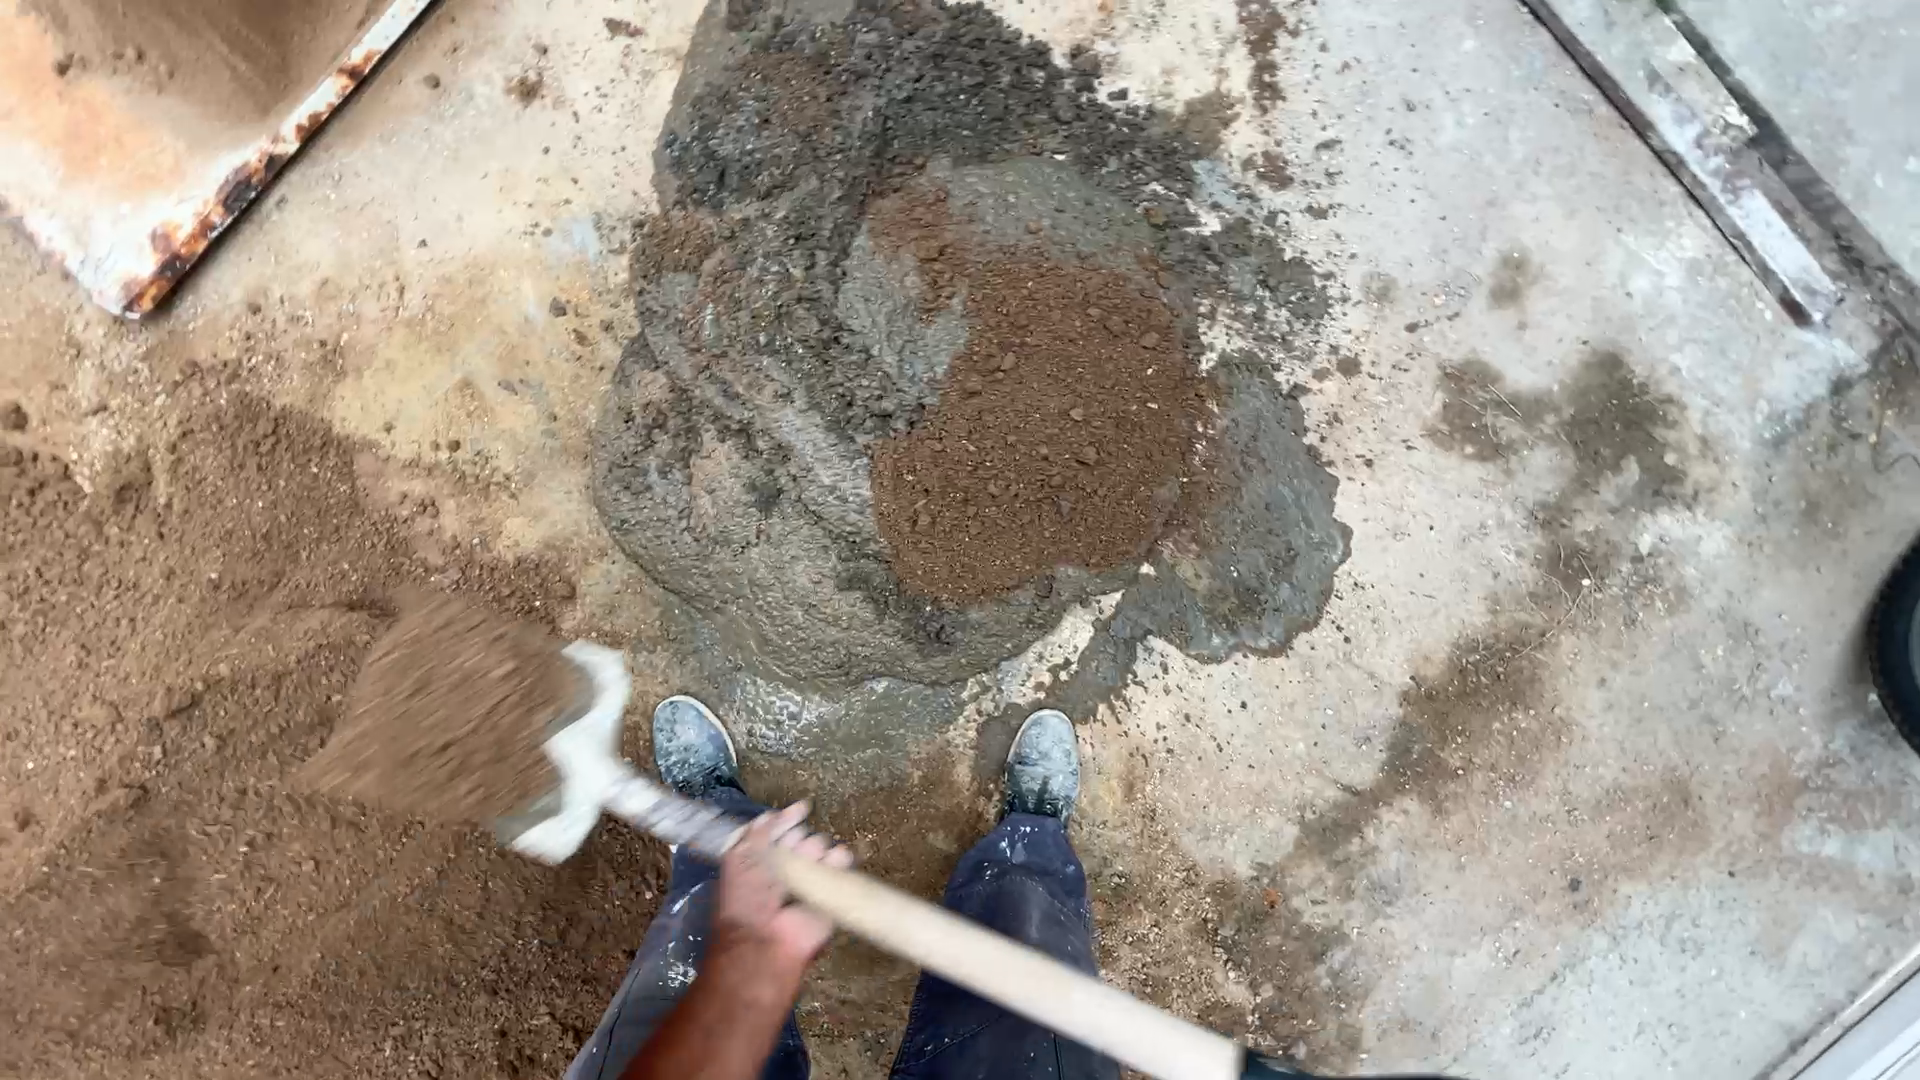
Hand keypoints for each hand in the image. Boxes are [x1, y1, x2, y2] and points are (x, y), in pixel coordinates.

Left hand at [709, 802, 854, 978]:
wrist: (763, 941)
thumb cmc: (744, 898)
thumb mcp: (739, 858)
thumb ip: (759, 832)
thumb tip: (779, 812)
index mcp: (764, 861)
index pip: (781, 831)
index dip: (786, 821)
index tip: (800, 812)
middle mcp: (788, 870)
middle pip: (802, 838)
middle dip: (799, 839)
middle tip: (794, 849)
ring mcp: (811, 881)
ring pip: (822, 849)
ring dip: (816, 849)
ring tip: (808, 860)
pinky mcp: (830, 894)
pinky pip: (842, 868)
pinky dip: (840, 860)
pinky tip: (834, 858)